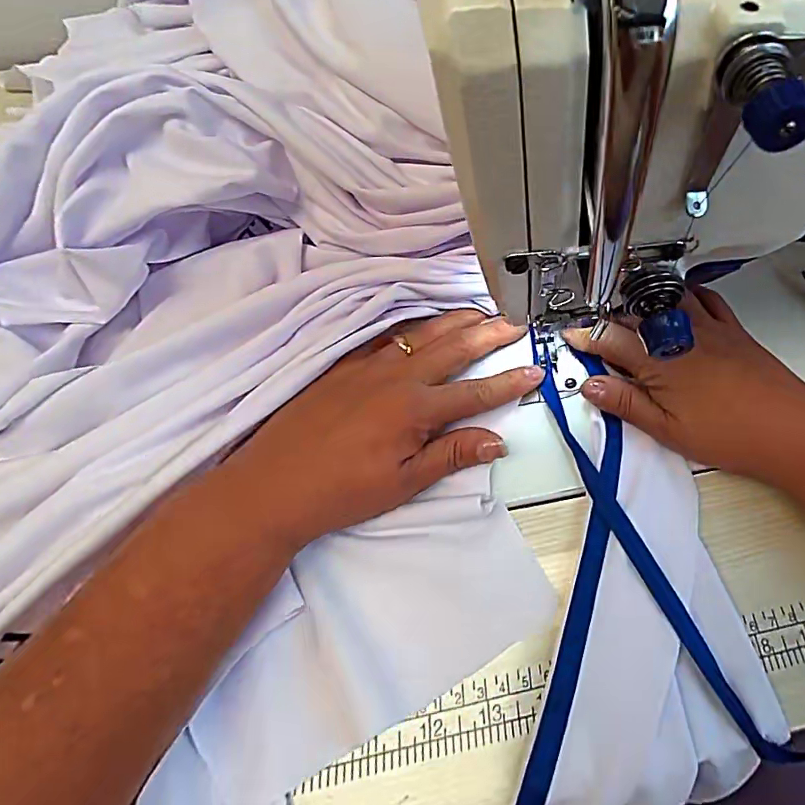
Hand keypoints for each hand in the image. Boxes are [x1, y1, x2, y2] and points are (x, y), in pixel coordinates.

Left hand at [220, 310, 540, 547]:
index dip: (508, 382)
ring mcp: (367, 366)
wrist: (272, 484)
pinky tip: (419, 323)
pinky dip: (412, 325)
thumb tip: (494, 442)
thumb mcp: (402, 483)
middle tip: (513, 323)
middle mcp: (394, 377)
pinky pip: (386, 335)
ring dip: (454, 321)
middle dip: (488, 334)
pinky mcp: (344, 364)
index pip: (474, 392)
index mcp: (413, 409)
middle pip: (453, 348)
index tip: (532, 371)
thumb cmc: (337, 491)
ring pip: (421, 334)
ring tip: (477, 312)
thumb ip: (450, 455)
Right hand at [565, 287, 804, 484]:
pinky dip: (686, 295)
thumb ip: (627, 403)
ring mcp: (707, 328)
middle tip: (595, 332)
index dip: (585, 337)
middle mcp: (681, 336)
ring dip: (642, 303)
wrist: (791, 430)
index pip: (609, 340)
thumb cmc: (735, 433)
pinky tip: (682, 300)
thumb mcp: (668, 429)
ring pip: (665, 301)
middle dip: (608, 321)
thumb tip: (593, 388)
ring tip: (630, 312)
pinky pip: (704, 299)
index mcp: (659, 361)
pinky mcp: (731, 330)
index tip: (572, 337)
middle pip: (633, 317)